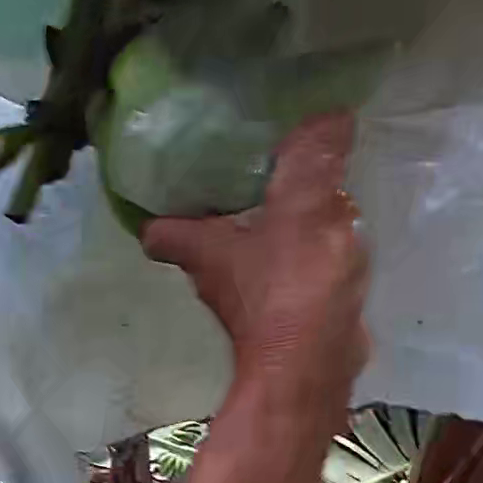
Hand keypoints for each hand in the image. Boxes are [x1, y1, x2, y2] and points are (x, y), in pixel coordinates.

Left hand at [141, 114, 369, 409]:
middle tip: (244, 164)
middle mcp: (210, 276)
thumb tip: (326, 116)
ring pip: (242, 254)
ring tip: (289, 184)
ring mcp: (243, 299)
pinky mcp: (277, 314)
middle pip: (200, 237)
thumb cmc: (292, 288)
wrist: (313, 365)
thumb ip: (311, 160)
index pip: (157, 230)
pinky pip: (279, 270)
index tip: (173, 176)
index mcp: (199, 249)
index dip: (158, 205)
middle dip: (217, 204)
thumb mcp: (302, 209)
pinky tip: (322, 225)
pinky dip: (293, 250)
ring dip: (261, 226)